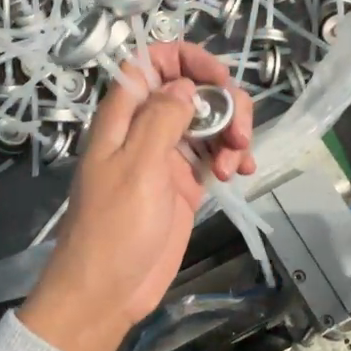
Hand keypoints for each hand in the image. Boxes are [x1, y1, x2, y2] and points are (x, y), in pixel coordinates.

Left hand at [21, 42, 254, 350]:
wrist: (108, 290)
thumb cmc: (115, 229)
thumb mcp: (137, 167)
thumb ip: (161, 119)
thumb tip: (185, 86)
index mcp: (123, 118)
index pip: (152, 63)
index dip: (187, 60)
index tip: (219, 81)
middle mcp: (145, 130)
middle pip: (192, 90)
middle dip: (223, 103)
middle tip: (239, 136)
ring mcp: (167, 159)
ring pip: (209, 123)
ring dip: (232, 133)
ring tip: (236, 164)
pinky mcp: (185, 186)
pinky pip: (214, 156)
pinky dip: (231, 157)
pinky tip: (241, 172)